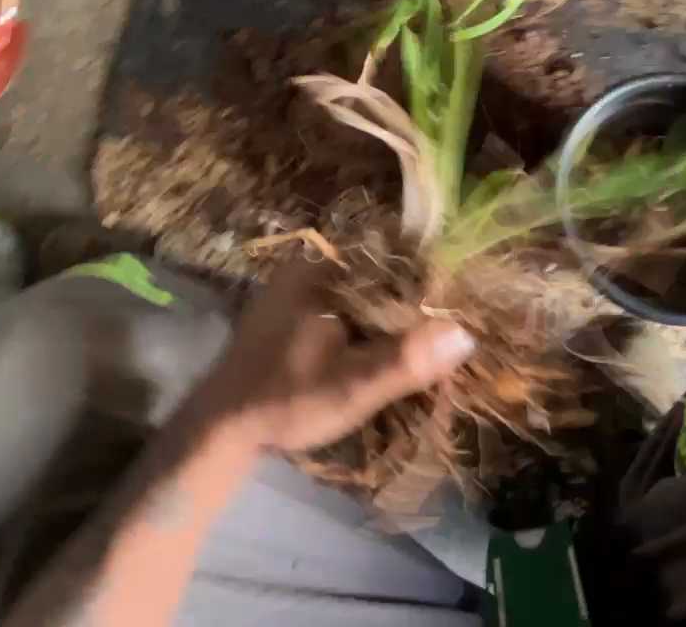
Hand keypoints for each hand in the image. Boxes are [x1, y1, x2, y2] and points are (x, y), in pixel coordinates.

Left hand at [193, 258, 474, 451]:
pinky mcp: (293, 307)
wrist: (218, 427)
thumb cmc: (284, 400)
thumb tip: (467, 334)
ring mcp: (299, 284)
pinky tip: (382, 342)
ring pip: (363, 287)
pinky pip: (344, 301)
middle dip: (411, 297)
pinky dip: (367, 318)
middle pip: (380, 271)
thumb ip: (405, 360)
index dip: (429, 282)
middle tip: (446, 327)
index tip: (458, 307)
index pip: (393, 259)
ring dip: (390, 309)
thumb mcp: (350, 387)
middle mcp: (311, 265)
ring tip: (425, 335)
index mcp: (324, 270)